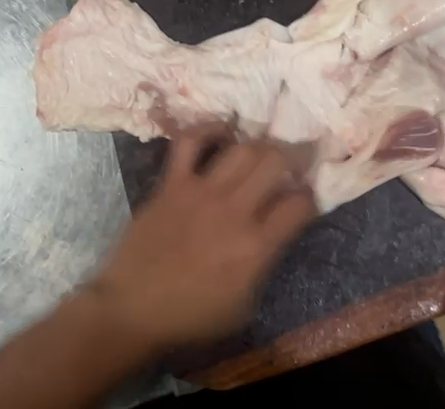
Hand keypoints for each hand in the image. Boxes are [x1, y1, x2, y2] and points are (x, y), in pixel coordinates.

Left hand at [84, 127, 318, 353]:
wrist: (132, 309)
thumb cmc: (190, 316)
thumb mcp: (243, 305)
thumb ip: (264, 263)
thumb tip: (277, 231)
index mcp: (255, 248)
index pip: (299, 205)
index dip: (311, 197)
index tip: (308, 195)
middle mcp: (233, 212)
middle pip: (275, 162)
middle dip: (296, 155)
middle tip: (299, 158)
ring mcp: (201, 192)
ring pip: (243, 149)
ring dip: (262, 144)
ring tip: (267, 149)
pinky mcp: (172, 182)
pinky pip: (192, 141)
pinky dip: (210, 129)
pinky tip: (225, 129)